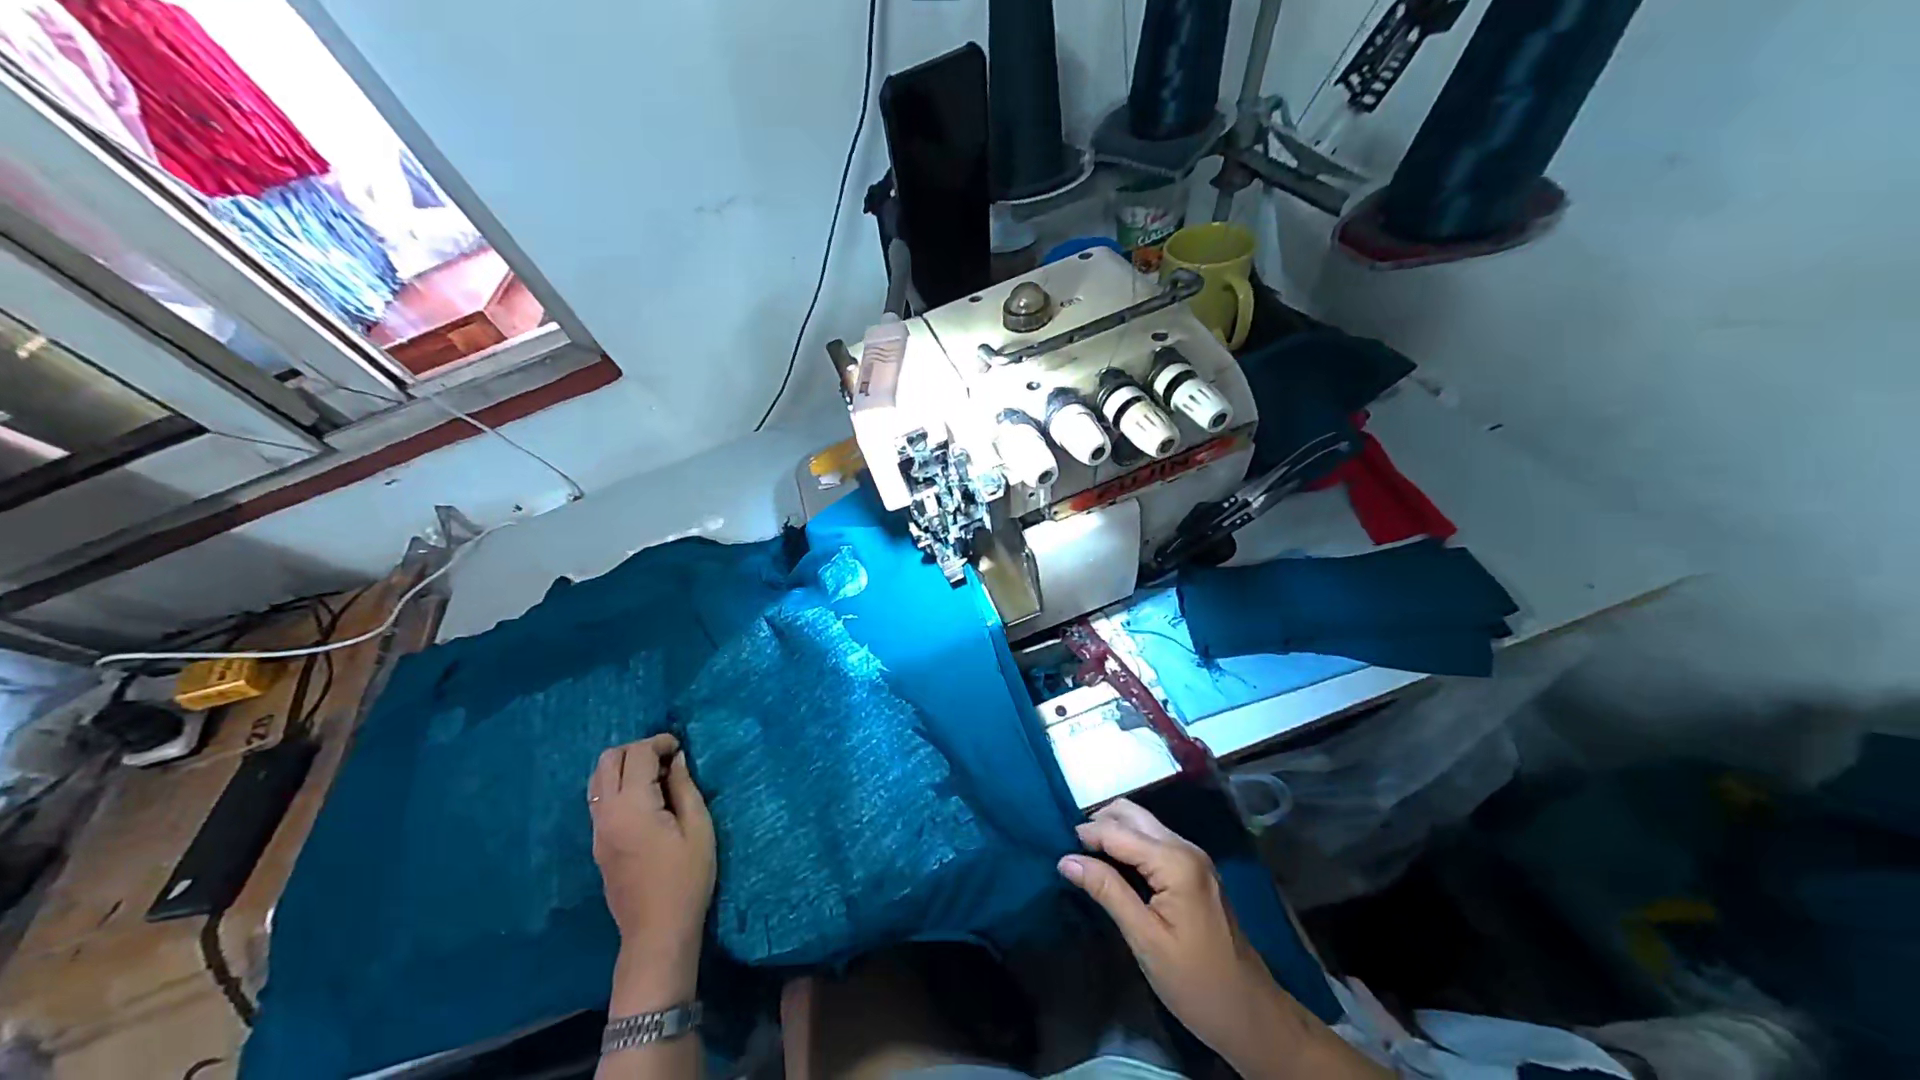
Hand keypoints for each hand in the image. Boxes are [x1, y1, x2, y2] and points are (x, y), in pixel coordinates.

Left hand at [590, 734, 714, 1004]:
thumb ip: (685, 787)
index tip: (681, 747)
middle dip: (637, 749)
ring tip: (655, 776)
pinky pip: (599, 799)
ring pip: (598, 778)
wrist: (657, 931)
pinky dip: (618, 785)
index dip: (660, 743)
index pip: (637, 755)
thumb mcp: (698, 828)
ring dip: (624, 766)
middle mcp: (606, 813)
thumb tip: (677, 760)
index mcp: (632, 806)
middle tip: (666, 758)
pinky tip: (645, 799)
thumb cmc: (686, 878)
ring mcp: (597, 830)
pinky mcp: (597, 844)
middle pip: (608, 759)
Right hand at [1059, 799, 1384, 1079]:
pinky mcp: (1193, 871)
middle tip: (1067, 848)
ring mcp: (1193, 858)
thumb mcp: (1145, 939)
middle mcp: (1186, 848)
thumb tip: (1066, 859)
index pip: (1118, 831)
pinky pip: (1153, 841)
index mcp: (1175, 862)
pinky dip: (1127, 844)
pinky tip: (1110, 865)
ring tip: (1083, 856)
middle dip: (1097, 824)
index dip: (1085, 835)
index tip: (1055, 847)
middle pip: (1131, 814)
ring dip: (1112, 831)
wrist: (1250, 1012)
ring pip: (1142, 824)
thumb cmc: (1195, 981)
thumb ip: (1107, 891)